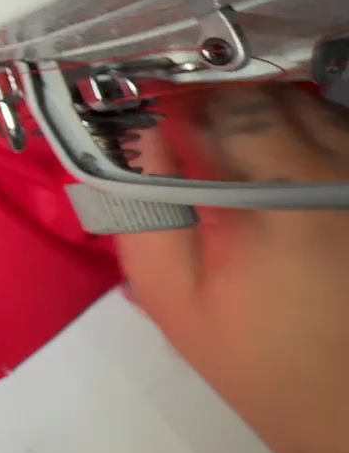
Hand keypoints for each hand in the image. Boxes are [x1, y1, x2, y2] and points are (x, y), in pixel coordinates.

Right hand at [119, 85, 348, 452]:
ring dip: (266, 116)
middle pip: (278, 100)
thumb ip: (141, 204)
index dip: (173, 93)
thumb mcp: (167, 290)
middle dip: (217, 101)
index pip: (227, 106)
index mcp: (282, 204)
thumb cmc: (254, 360)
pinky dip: (310, 140)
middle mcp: (348, 187)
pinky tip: (279, 169)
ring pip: (322, 115)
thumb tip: (125, 132)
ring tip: (226, 145)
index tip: (135, 102)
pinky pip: (347, 145)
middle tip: (176, 124)